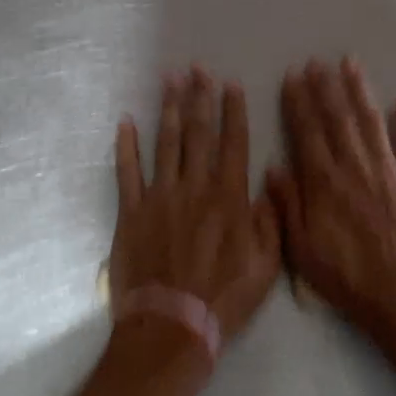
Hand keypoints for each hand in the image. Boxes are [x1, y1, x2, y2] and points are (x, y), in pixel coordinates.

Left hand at [110, 67, 280, 357]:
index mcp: (228, 197)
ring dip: (167, 108)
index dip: (232, 111)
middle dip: (199, 97)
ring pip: (165, 142)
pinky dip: (125, 145)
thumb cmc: (223, 299)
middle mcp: (194, 186)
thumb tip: (270, 180)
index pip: (233, 143)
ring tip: (169, 79)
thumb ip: (270, 220)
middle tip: (197, 68)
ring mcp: (160, 196)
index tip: (230, 84)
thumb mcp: (266, 267)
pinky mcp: (132, 211)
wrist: (171, 327)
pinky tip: (125, 121)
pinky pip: (127, 171)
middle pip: (198, 132)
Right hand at [267, 58, 395, 333]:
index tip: (293, 75)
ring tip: (350, 63)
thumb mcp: (302, 250)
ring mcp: (389, 170)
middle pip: (338, 117)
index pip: (308, 130)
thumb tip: (272, 167)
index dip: (299, 101)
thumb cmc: (348, 278)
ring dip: (359, 90)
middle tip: (316, 61)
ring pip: (371, 121)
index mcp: (324, 181)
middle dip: (325, 86)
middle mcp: (355, 166)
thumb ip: (287, 205)